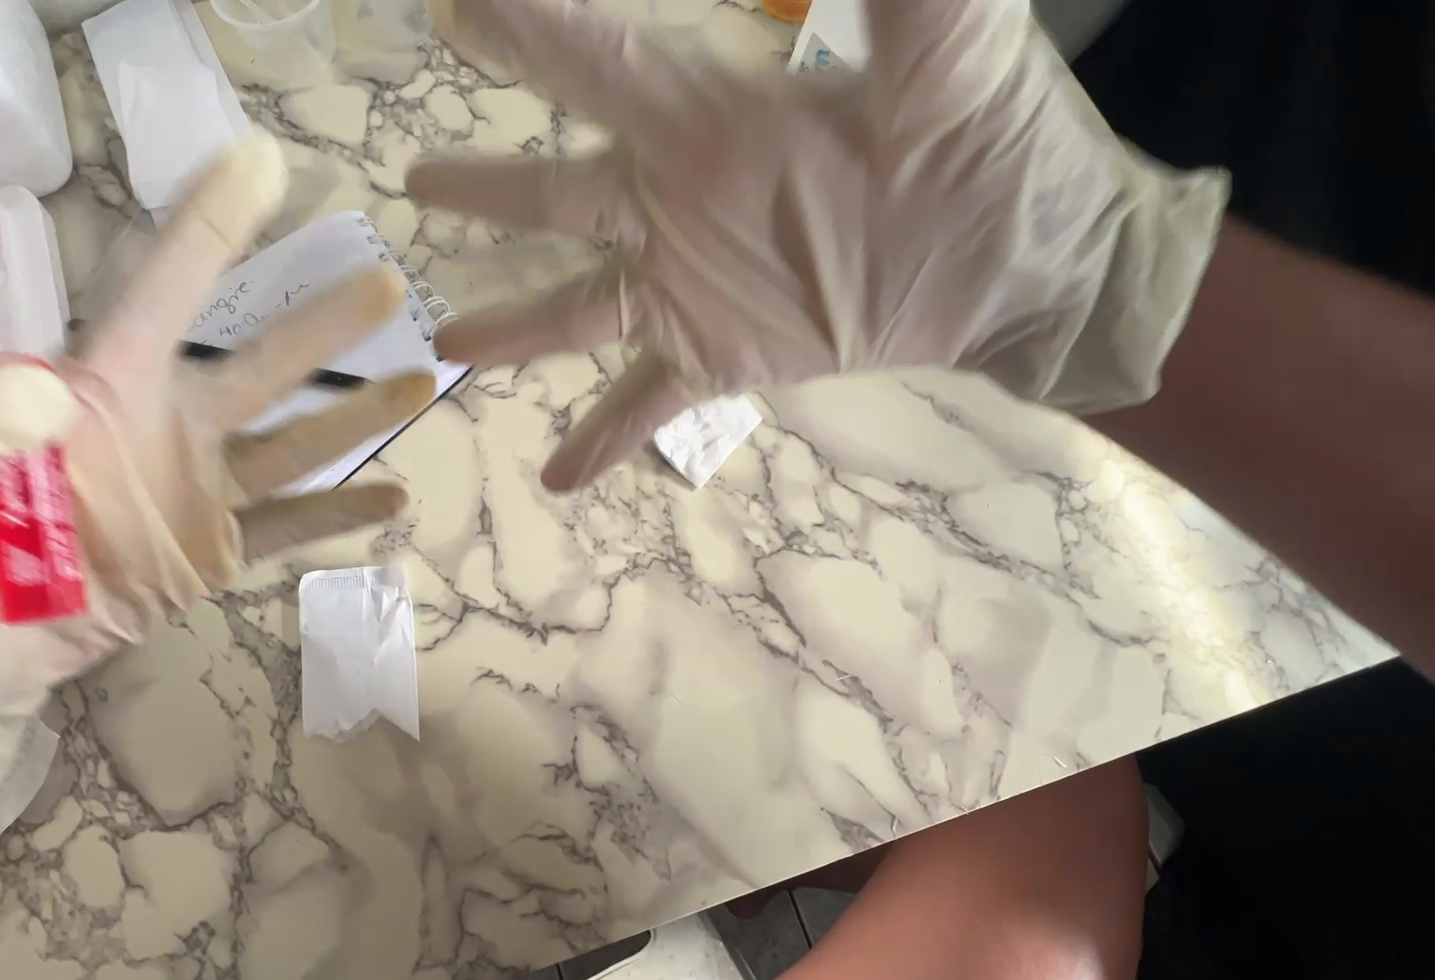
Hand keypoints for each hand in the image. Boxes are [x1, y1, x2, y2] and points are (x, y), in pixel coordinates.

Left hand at [0, 136, 435, 835]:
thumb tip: (45, 386)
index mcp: (88, 392)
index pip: (156, 296)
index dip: (207, 231)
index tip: (260, 164)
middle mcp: (161, 428)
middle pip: (253, 367)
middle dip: (319, 325)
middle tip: (385, 284)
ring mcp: (196, 494)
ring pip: (292, 444)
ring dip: (356, 414)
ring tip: (420, 378)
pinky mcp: (213, 557)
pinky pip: (287, 530)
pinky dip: (340, 515)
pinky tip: (395, 497)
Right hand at [407, 0, 1227, 490]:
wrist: (1017, 268)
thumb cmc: (993, 153)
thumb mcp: (953, 54)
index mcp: (710, 123)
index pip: (597, 70)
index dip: (527, 37)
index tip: (456, 11)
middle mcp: (673, 206)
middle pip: (555, 201)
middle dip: (486, 191)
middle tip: (417, 184)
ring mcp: (684, 289)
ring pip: (573, 310)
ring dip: (510, 331)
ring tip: (444, 344)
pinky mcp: (712, 356)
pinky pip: (641, 405)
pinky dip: (601, 442)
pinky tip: (559, 478)